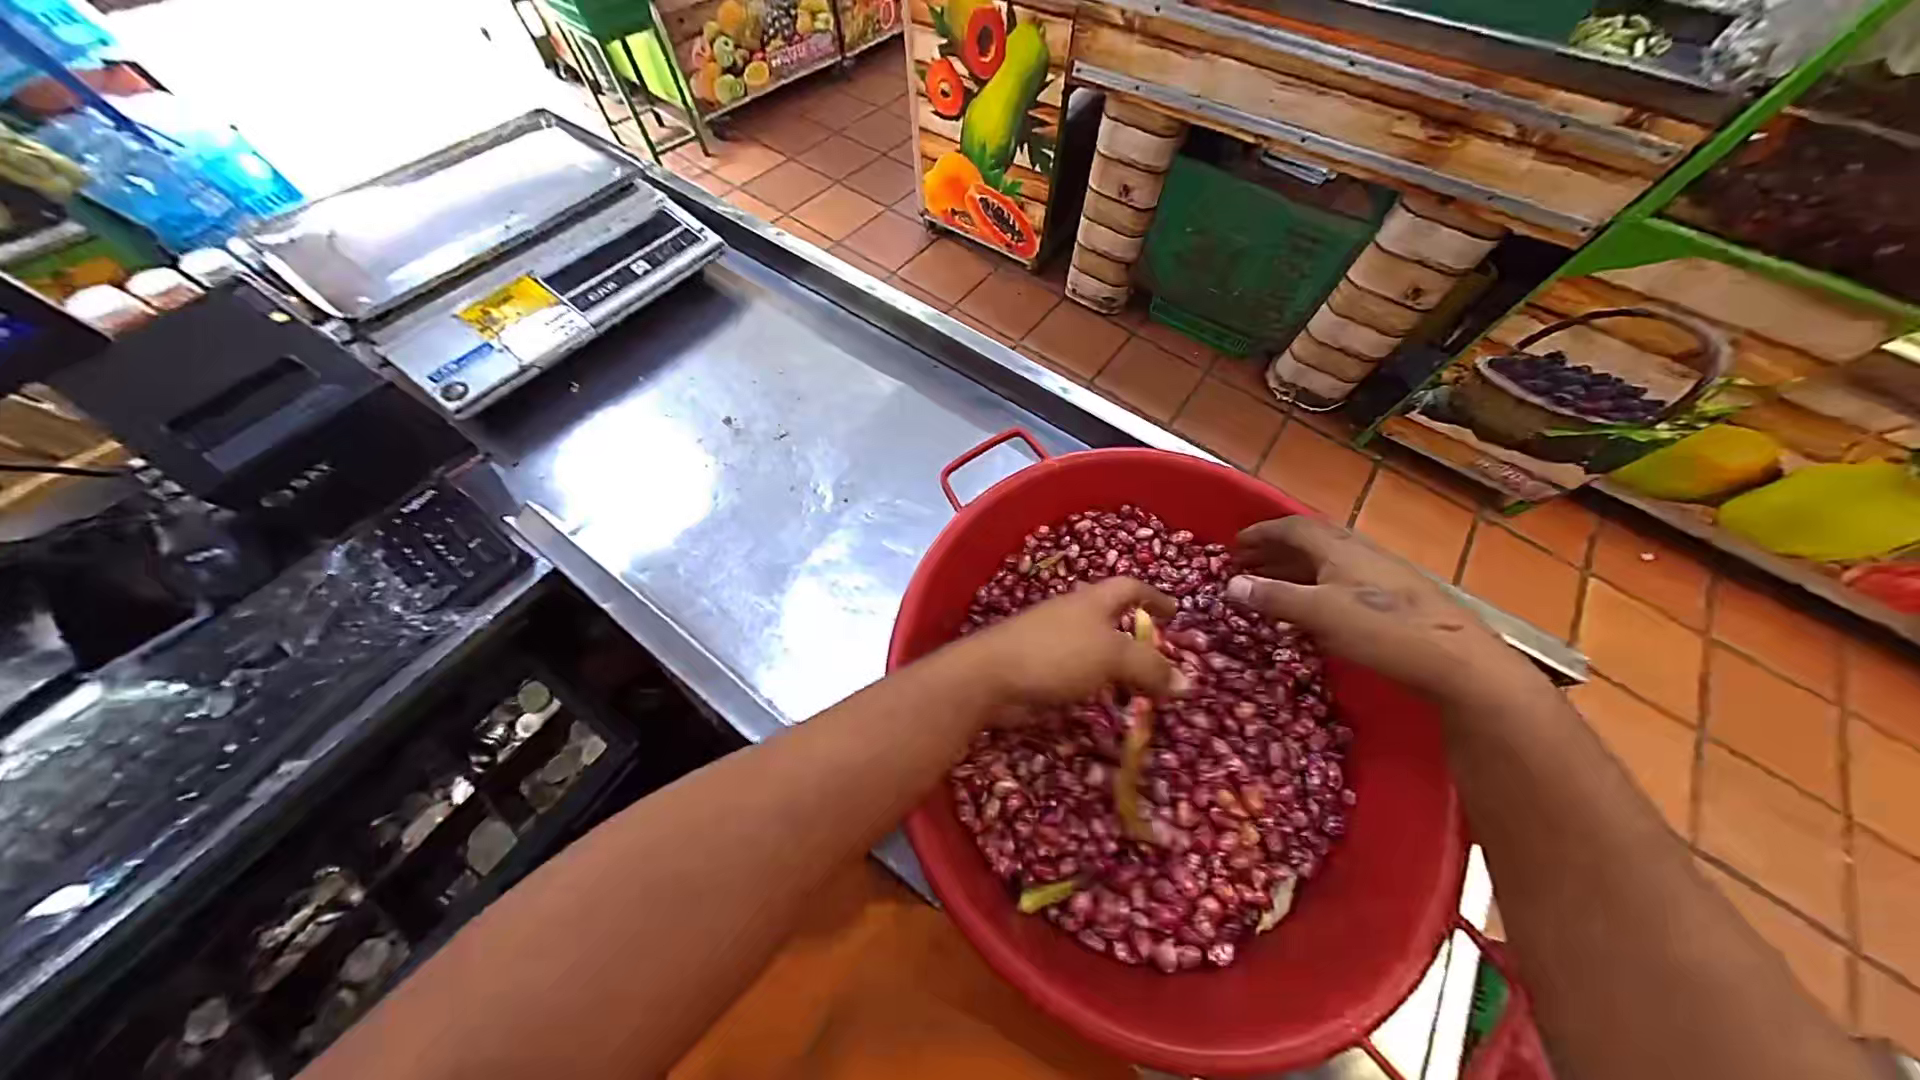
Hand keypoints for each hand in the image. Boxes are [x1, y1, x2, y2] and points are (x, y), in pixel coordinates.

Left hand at [943, 576, 1182, 713]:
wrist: (990, 677)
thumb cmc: (1055, 654)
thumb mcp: (1112, 655)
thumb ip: (1150, 666)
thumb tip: (1186, 683)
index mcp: (1092, 601)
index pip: (1129, 587)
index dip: (1154, 596)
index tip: (1175, 610)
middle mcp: (1072, 615)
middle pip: (1111, 619)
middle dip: (1135, 635)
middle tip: (1159, 659)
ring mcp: (1052, 642)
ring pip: (1094, 650)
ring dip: (1116, 667)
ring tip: (1139, 690)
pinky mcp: (1039, 669)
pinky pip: (1077, 676)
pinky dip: (1095, 686)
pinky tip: (1104, 705)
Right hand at [1228, 516, 1530, 702]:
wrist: (1459, 661)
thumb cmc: (1381, 630)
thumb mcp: (1317, 613)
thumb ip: (1273, 597)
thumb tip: (1231, 584)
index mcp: (1338, 547)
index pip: (1291, 527)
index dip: (1261, 532)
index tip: (1235, 543)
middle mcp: (1359, 552)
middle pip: (1309, 541)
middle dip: (1274, 550)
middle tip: (1246, 564)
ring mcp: (1381, 573)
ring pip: (1327, 561)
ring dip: (1294, 568)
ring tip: (1271, 583)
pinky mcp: (1396, 597)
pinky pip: (1342, 579)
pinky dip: (1316, 584)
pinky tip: (1314, 605)